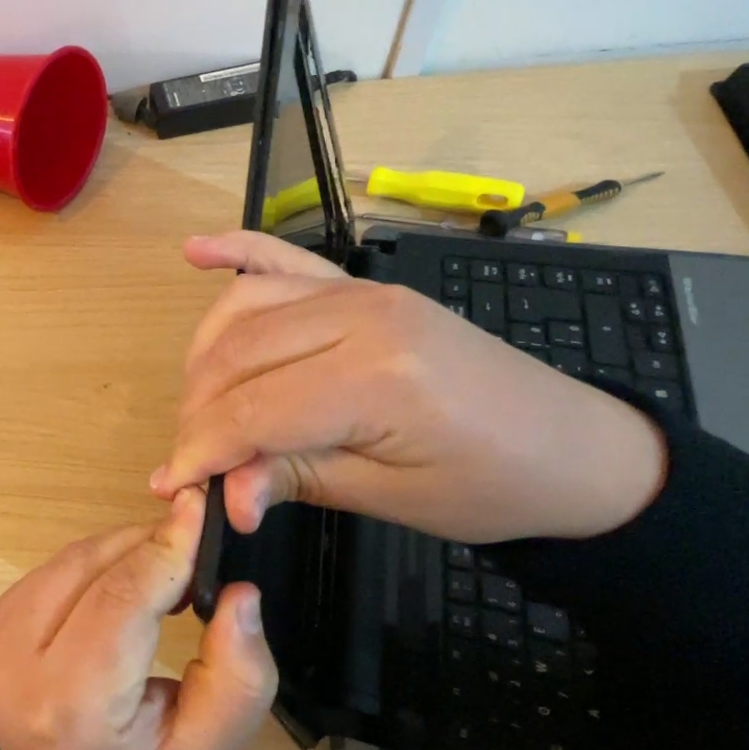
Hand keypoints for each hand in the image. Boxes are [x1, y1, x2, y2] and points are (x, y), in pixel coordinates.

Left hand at [0, 489, 276, 749]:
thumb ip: (237, 680)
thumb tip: (240, 595)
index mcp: (68, 704)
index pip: (121, 599)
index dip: (164, 548)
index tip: (198, 505)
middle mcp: (13, 665)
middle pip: (88, 569)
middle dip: (145, 543)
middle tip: (195, 538)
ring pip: (65, 562)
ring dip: (119, 549)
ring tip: (168, 562)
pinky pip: (47, 573)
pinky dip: (91, 564)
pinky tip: (124, 578)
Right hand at [151, 231, 666, 543]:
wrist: (575, 448)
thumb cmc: (489, 486)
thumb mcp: (388, 498)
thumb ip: (293, 480)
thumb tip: (221, 496)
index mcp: (377, 376)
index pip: (254, 408)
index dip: (203, 450)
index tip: (172, 486)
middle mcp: (362, 314)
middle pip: (237, 354)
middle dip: (197, 412)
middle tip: (189, 462)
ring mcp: (361, 290)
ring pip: (243, 308)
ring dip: (204, 358)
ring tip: (198, 409)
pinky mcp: (363, 285)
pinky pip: (284, 257)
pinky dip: (236, 251)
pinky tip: (195, 251)